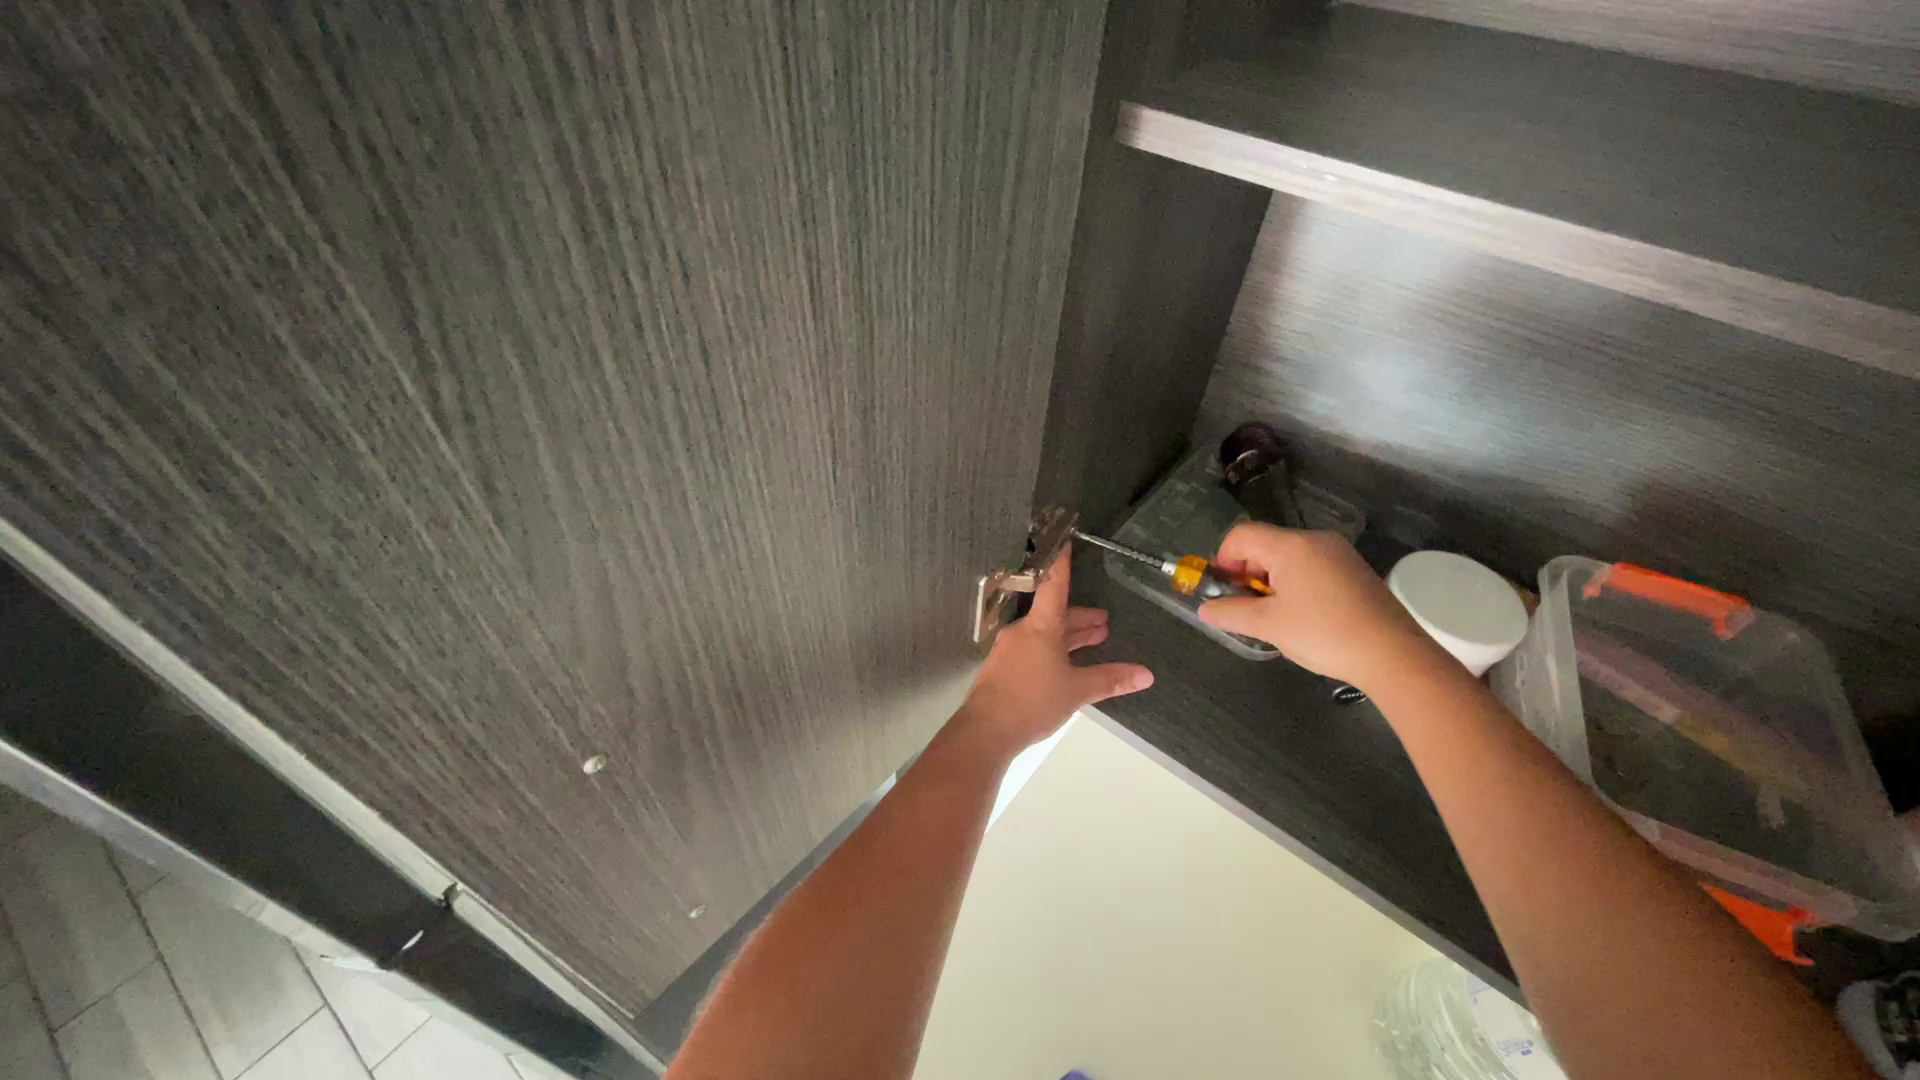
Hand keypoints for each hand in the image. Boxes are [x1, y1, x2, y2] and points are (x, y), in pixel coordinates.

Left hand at [957, 545, 1153, 753]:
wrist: (985, 731)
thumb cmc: (1031, 702)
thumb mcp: (1077, 690)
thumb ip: (1111, 680)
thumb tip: (1145, 675)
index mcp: (1040, 627)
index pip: (1054, 586)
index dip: (1062, 565)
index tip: (1065, 544)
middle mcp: (1022, 632)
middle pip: (1054, 615)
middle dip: (1080, 618)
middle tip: (1103, 621)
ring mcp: (1009, 651)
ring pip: (1044, 635)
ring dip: (1068, 637)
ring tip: (1092, 640)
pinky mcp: (1003, 669)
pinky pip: (1033, 650)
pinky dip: (1053, 652)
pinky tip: (1064, 667)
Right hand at [1198, 525, 1441, 691]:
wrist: (1393, 654)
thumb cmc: (1323, 634)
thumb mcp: (1268, 626)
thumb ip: (1231, 613)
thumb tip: (1204, 609)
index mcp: (1291, 546)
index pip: (1241, 535)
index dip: (1223, 560)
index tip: (1225, 592)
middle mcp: (1315, 540)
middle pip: (1265, 544)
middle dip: (1248, 574)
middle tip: (1249, 608)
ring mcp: (1339, 554)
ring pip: (1289, 557)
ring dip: (1272, 581)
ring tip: (1277, 617)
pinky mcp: (1355, 571)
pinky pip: (1312, 567)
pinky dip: (1296, 585)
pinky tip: (1305, 616)